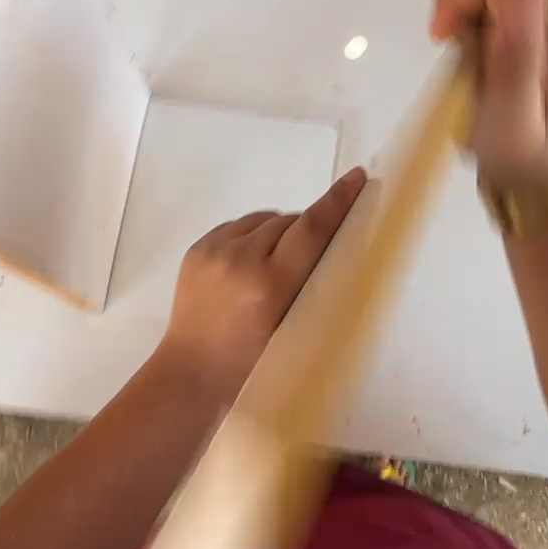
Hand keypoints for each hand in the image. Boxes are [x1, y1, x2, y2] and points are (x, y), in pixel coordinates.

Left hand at [157, 167, 368, 391]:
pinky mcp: (197, 248)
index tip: (356, 177)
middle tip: (311, 257)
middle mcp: (240, 259)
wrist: (190, 371)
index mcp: (270, 285)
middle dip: (305, 230)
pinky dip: (251, 237)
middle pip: (289, 221)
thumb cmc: (251, 366)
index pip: (311, 229)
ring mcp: (213, 250)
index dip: (337, 201)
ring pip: (263, 220)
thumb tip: (327, 245)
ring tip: (276, 264)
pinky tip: (250, 264)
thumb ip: (311, 286)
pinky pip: (237, 227)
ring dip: (277, 233)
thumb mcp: (293, 329)